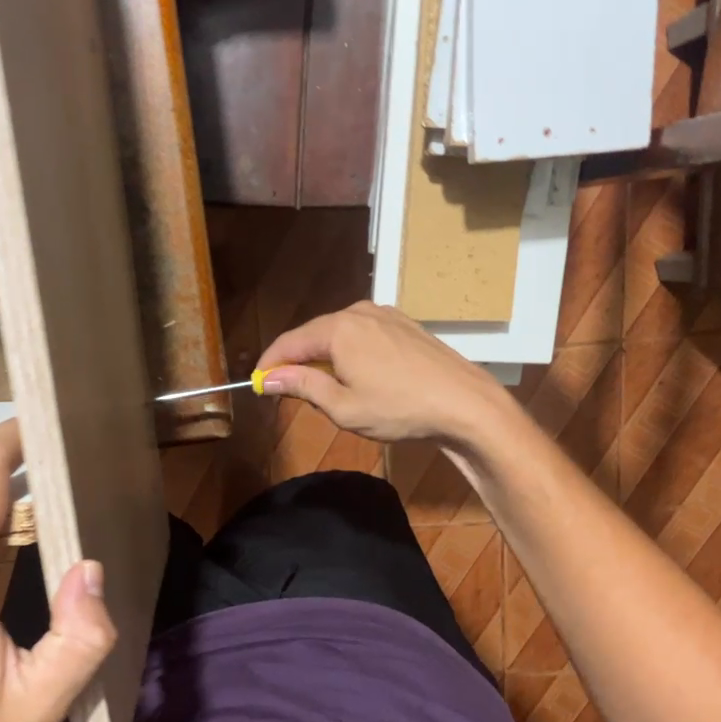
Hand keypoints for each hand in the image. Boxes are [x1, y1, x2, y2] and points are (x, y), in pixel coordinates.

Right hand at [255, 302, 519, 448]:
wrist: (464, 404)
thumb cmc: (398, 409)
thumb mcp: (342, 406)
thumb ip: (302, 386)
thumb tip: (268, 377)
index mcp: (338, 329)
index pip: (289, 342)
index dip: (269, 364)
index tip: (257, 383)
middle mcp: (358, 312)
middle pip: (313, 333)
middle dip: (295, 359)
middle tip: (282, 387)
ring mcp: (384, 315)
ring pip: (338, 332)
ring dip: (322, 355)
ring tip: (318, 385)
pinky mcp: (404, 324)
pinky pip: (361, 333)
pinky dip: (347, 351)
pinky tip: (352, 374)